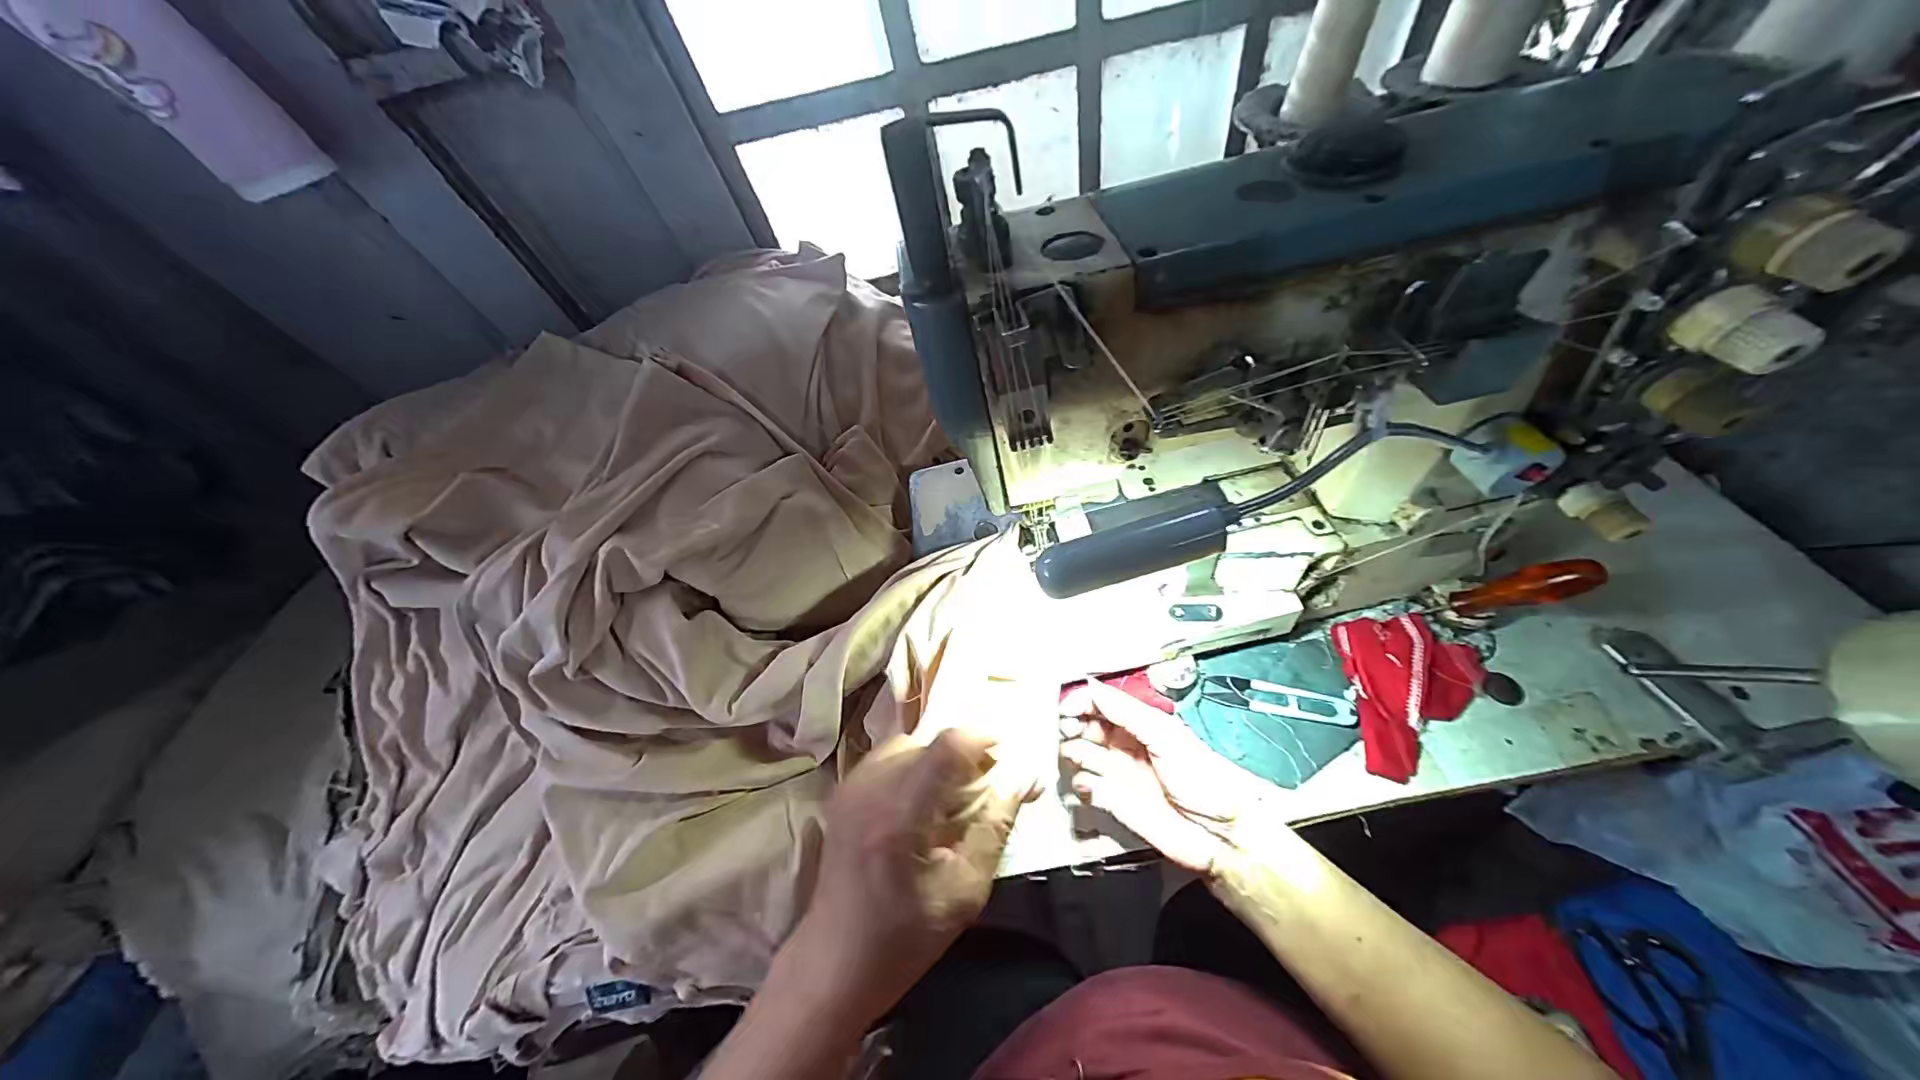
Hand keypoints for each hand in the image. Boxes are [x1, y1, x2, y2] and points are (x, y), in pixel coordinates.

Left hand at [787, 729, 1029, 1025]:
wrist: (834, 962)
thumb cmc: (905, 938)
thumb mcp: (965, 890)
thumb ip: (996, 827)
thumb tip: (1024, 780)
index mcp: (900, 816)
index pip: (947, 747)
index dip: (982, 740)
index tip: (1006, 756)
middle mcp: (869, 788)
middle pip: (929, 742)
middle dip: (963, 756)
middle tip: (986, 789)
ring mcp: (850, 787)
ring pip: (907, 744)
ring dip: (937, 760)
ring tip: (953, 798)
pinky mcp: (842, 792)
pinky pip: (887, 758)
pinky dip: (913, 767)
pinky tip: (922, 803)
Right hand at [1060, 680, 1286, 872]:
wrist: (1221, 831)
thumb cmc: (1203, 776)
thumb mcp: (1163, 732)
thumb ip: (1124, 710)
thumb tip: (1090, 685)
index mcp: (1138, 722)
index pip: (1099, 703)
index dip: (1081, 701)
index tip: (1066, 706)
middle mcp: (1124, 744)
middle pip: (1085, 726)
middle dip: (1071, 723)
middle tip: (1066, 728)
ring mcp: (1117, 773)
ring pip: (1080, 754)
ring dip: (1072, 750)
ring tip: (1077, 752)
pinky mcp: (1113, 802)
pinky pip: (1084, 787)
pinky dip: (1080, 783)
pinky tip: (1088, 783)